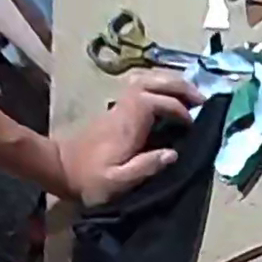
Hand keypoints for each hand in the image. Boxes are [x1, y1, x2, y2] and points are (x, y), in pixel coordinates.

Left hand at [54, 70, 203, 204]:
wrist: (60, 169)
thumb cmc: (89, 180)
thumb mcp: (118, 182)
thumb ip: (145, 167)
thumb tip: (173, 154)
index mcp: (126, 125)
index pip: (154, 102)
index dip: (177, 108)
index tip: (192, 124)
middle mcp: (122, 109)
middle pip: (150, 81)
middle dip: (178, 86)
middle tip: (201, 98)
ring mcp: (118, 107)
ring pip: (145, 80)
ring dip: (169, 83)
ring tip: (190, 96)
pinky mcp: (116, 111)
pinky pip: (141, 88)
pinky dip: (159, 88)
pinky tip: (171, 99)